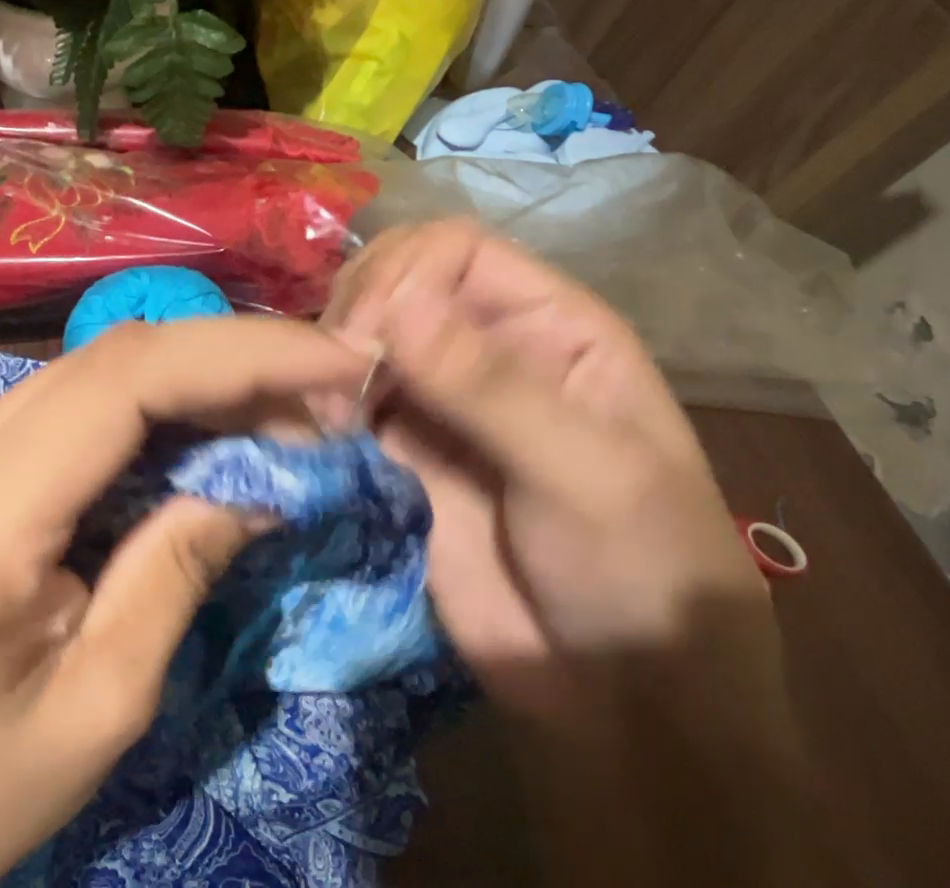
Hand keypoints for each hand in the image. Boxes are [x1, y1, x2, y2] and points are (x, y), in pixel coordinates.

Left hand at [0, 319, 372, 887]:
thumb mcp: (110, 697)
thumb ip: (178, 571)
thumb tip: (262, 478)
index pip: (118, 386)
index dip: (239, 356)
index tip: (343, 363)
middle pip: (109, 361)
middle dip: (233, 362)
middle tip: (334, 395)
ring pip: (95, 371)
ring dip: (200, 379)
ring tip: (292, 419)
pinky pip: (73, 402)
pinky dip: (157, 405)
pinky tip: (216, 431)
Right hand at [322, 219, 778, 718]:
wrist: (620, 697)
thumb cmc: (640, 571)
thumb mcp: (586, 471)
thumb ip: (491, 385)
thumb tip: (393, 300)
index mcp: (550, 331)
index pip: (453, 252)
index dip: (400, 278)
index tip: (366, 343)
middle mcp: (482, 356)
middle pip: (390, 287)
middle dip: (352, 319)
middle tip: (335, 383)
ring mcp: (432, 410)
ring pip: (354, 347)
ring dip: (324, 368)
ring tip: (320, 422)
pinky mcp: (393, 461)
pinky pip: (338, 413)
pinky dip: (313, 414)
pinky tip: (308, 439)